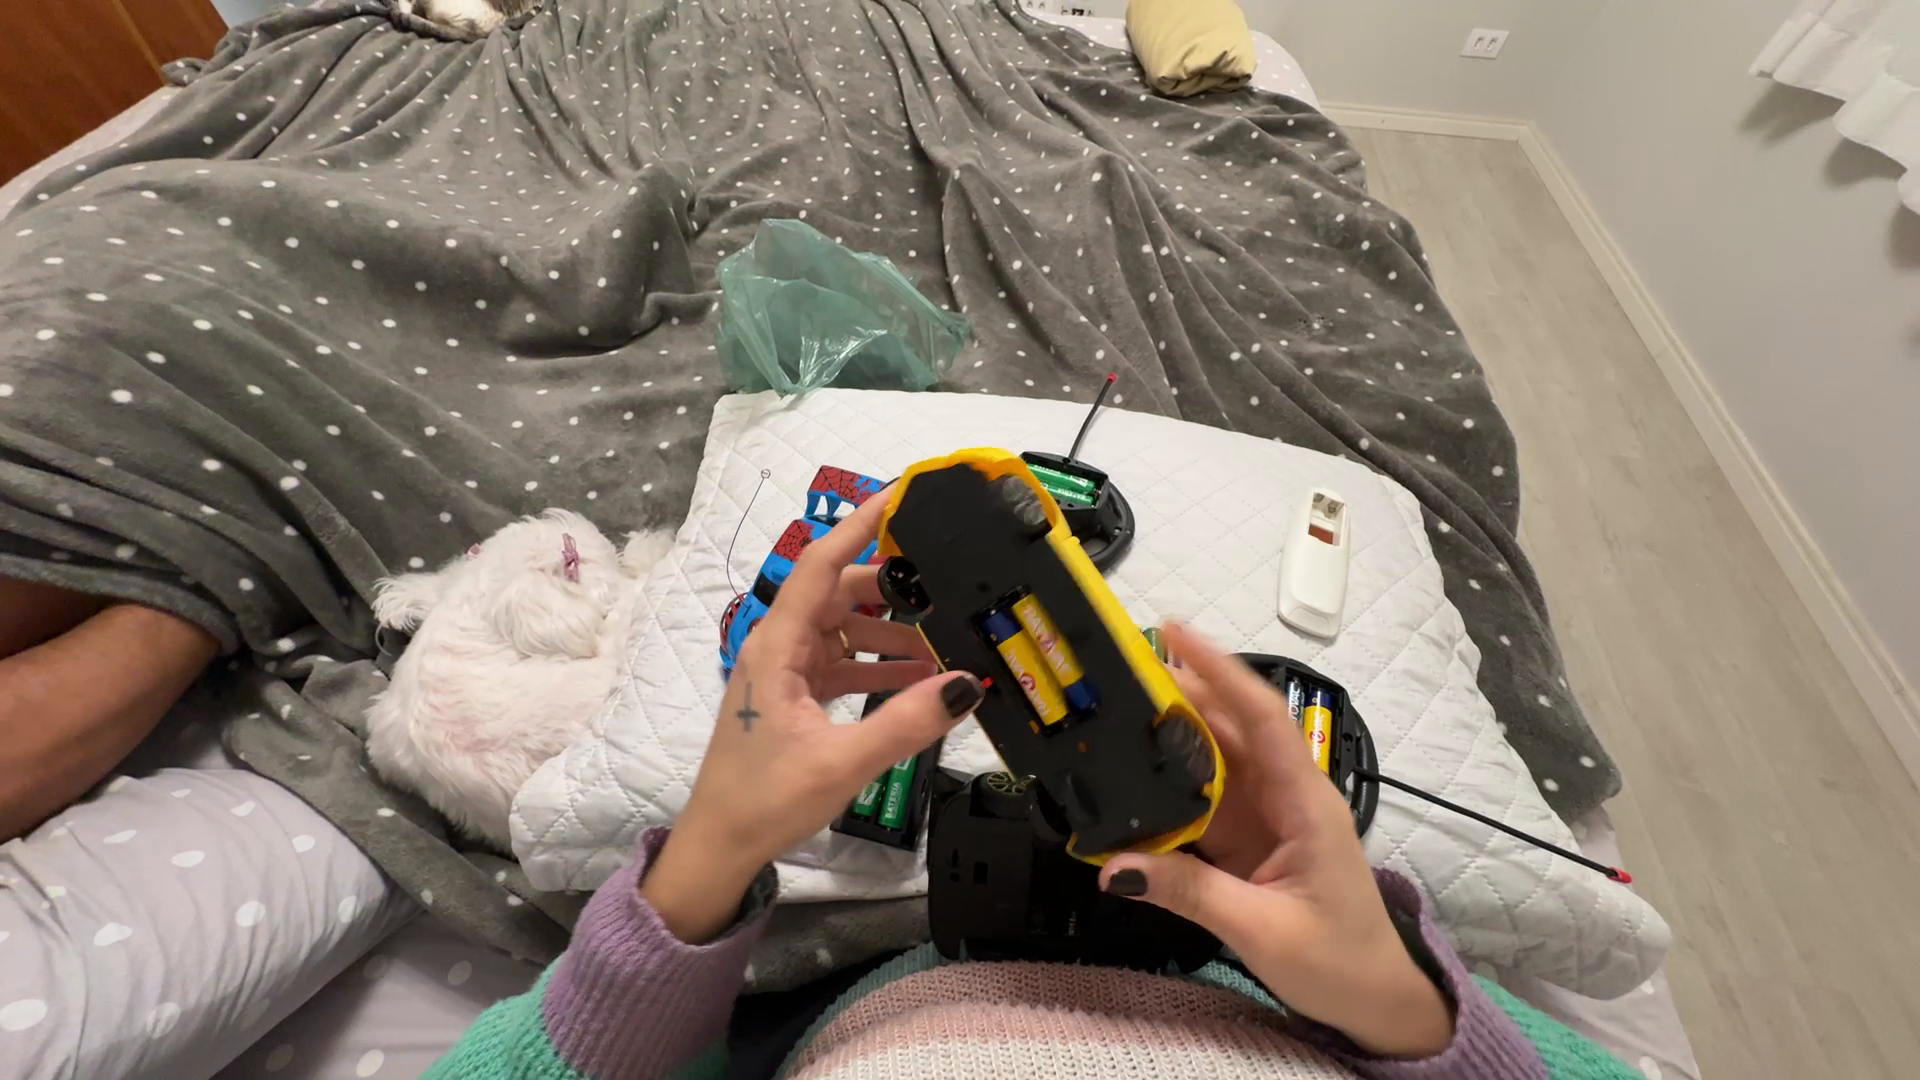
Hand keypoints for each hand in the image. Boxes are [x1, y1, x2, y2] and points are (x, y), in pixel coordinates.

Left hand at [641, 491, 985, 942]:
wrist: (719, 848)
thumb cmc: (765, 800)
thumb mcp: (841, 762)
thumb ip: (906, 723)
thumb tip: (966, 685)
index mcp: (778, 644)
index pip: (822, 564)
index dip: (861, 525)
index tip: (901, 495)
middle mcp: (782, 644)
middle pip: (843, 595)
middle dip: (895, 594)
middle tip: (948, 591)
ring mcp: (790, 669)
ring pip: (849, 630)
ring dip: (893, 638)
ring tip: (944, 648)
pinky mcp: (798, 693)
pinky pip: (847, 664)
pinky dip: (881, 668)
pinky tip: (920, 683)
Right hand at [1098, 623, 1453, 1057]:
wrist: (1375, 1001)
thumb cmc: (1339, 962)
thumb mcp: (1264, 930)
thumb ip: (1188, 892)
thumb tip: (1114, 868)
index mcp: (1303, 801)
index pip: (1262, 717)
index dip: (1221, 669)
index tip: (1176, 632)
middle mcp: (1281, 791)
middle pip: (1229, 724)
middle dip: (1182, 688)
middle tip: (1125, 668)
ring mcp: (1261, 810)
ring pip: (1212, 752)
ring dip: (1170, 728)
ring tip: (1119, 706)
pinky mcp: (1243, 831)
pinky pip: (1201, 791)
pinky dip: (1167, 776)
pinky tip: (1133, 768)